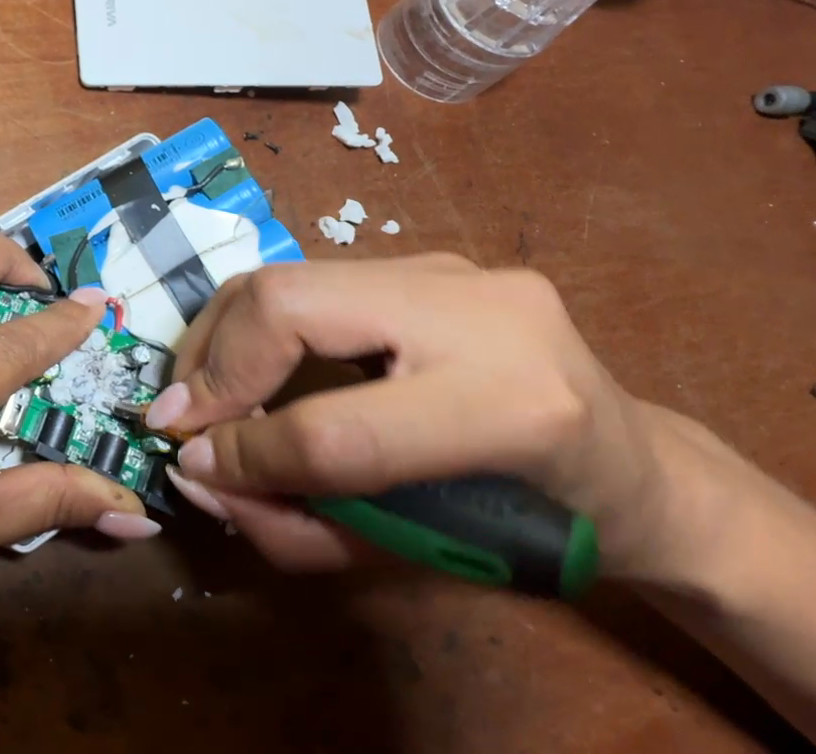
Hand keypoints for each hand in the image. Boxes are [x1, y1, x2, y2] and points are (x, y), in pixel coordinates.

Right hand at [145, 255, 724, 587]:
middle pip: (288, 306)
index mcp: (512, 407)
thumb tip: (195, 475)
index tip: (192, 465)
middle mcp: (480, 310)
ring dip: (217, 338)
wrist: (635, 467)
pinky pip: (301, 280)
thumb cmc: (538, 532)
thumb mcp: (418, 556)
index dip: (246, 451)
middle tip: (180, 416)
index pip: (334, 429)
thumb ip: (295, 523)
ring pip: (281, 278)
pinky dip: (249, 323)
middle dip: (212, 365)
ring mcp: (450, 268)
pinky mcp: (423, 260)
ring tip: (203, 390)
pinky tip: (243, 362)